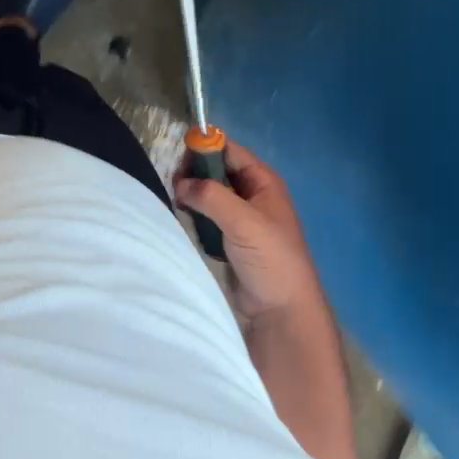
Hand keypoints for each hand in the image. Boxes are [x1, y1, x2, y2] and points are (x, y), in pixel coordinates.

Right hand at [176, 141, 315, 322]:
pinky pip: (206, 213)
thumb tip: (181, 184)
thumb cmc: (270, 258)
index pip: (228, 150)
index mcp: (263, 181)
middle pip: (215, 168)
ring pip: (208, 191)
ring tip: (180, 205)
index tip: (180, 163)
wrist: (281, 310)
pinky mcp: (229, 235)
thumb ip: (210, 195)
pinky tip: (187, 221)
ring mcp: (240, 215)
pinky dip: (195, 214)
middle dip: (194, 174)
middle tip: (177, 188)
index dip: (204, 149)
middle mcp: (252, 192)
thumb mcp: (242, 221)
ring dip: (192, 195)